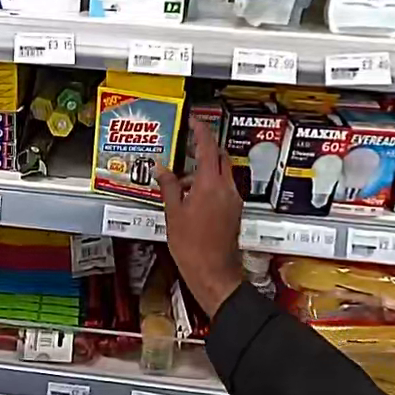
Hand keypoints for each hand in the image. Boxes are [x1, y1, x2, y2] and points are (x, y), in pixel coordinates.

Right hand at [158, 118, 243, 316]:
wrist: (214, 273)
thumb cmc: (193, 248)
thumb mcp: (173, 214)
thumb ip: (168, 186)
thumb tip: (161, 169)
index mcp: (210, 185)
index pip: (208, 148)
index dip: (201, 131)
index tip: (194, 121)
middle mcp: (226, 189)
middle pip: (219, 157)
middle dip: (205, 148)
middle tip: (187, 145)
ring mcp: (232, 200)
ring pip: (221, 173)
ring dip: (203, 170)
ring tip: (180, 181)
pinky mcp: (233, 211)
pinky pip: (222, 188)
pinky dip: (208, 184)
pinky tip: (190, 197)